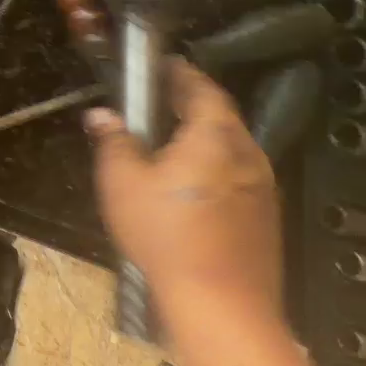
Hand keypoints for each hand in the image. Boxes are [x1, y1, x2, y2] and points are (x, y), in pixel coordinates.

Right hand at [85, 59, 282, 322]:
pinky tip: (185, 177)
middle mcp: (247, 158)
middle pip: (223, 118)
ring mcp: (262, 190)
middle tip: (158, 96)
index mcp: (215, 140)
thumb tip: (103, 115)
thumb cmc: (164, 231)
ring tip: (166, 135)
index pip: (205, 91)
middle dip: (192, 103)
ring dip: (203, 133)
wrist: (220, 303)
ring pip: (232, 146)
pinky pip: (237, 172)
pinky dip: (212, 161)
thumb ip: (113, 141)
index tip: (163, 63)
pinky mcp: (263, 217)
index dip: (184, 73)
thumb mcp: (120, 179)